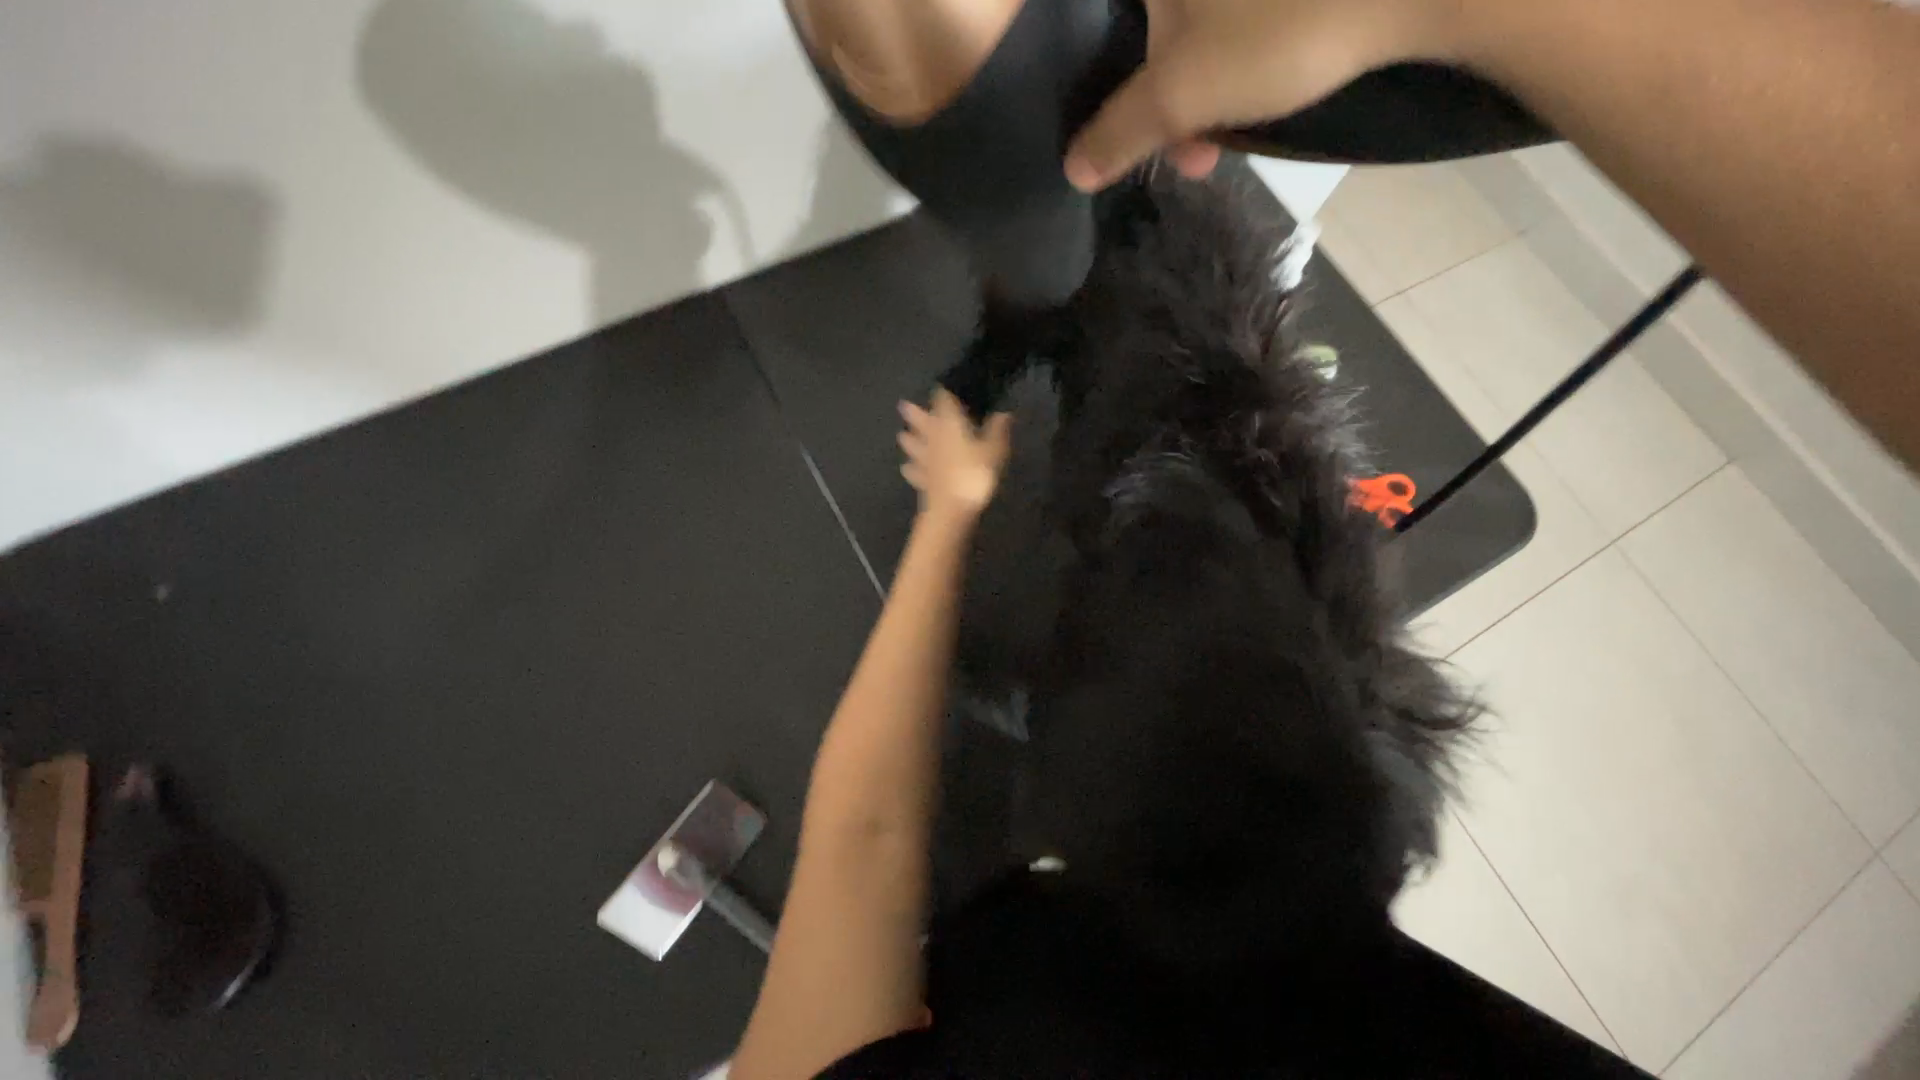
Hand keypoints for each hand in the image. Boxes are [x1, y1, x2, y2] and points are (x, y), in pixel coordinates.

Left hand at [897, 390, 1012, 523]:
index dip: (942, 395)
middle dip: (915, 413)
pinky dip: (911, 468)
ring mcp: (925, 460)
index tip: (939, 389)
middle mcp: (934, 438)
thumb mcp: (995, 450)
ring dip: (908, 440)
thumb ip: (998, 430)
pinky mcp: (922, 480)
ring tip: (901, 435)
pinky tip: (907, 468)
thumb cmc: (975, 474)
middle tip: (903, 405)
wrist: (951, 508)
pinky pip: (915, 471)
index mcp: (950, 425)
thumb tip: (1004, 412)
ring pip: (913, 445)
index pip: (943, 403)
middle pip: (922, 422)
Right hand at [1064, 0, 1462, 190]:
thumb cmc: (1282, 28)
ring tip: (1233, 138)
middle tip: (1194, 154)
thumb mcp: (1184, 94)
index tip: (1125, 127)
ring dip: (1214, 84)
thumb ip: (1120, 132)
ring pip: (1208, 21)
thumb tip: (1072, 169)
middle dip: (1172, 96)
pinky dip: (1249, 50)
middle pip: (1160, 23)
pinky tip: (1271, 86)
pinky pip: (1248, 16)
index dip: (1102, 78)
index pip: (1105, 23)